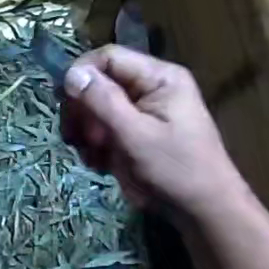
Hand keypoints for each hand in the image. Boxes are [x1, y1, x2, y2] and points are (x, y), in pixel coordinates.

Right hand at [60, 45, 245, 215]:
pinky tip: (100, 163)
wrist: (202, 211)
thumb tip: (71, 73)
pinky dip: (95, 145)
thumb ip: (103, 101)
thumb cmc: (176, 169)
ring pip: (95, 107)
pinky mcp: (134, 132)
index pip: (108, 57)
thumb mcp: (136, 134)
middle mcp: (149, 87)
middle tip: (78, 137)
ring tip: (92, 155)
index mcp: (159, 77)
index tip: (65, 103)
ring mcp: (141, 111)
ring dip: (86, 131)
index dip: (82, 74)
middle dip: (83, 109)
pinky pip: (102, 128)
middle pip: (99, 82)